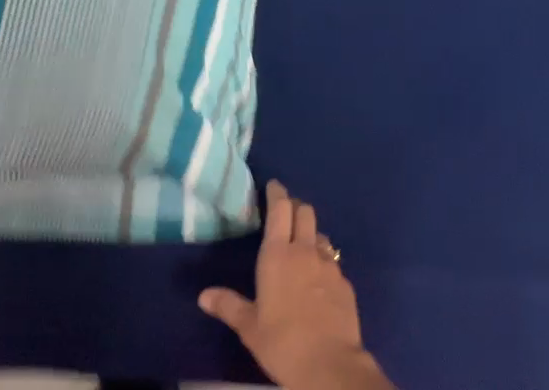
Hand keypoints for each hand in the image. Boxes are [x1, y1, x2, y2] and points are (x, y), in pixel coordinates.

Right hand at [198, 180, 394, 389]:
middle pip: (304, 212)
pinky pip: (332, 261)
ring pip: (320, 234)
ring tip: (300, 243)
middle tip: (285, 211)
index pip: (279, 210)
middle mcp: (305, 251)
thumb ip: (229, 306)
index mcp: (278, 256)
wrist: (330, 363)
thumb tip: (204, 295)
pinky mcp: (344, 282)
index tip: (274, 185)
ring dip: (310, 232)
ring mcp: (329, 265)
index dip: (277, 194)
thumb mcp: (249, 327)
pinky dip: (323, 260)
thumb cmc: (282, 342)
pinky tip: (317, 278)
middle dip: (295, 206)